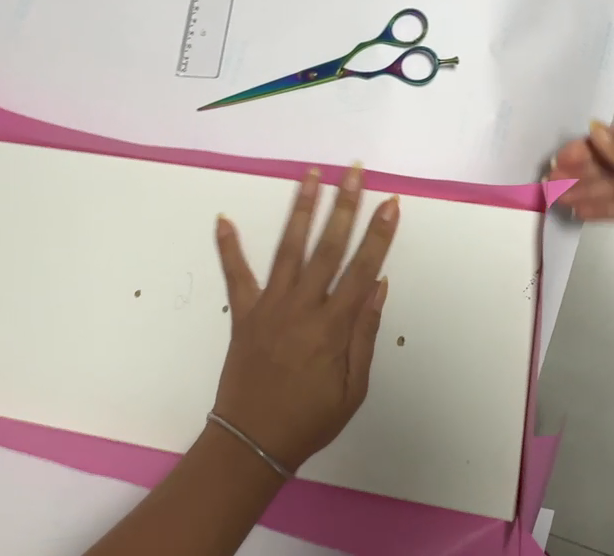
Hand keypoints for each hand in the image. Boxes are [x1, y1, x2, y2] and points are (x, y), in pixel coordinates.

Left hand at [211, 166, 395, 472]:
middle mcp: (303, 307)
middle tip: (355, 171)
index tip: (390, 203)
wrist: (251, 442)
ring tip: (311, 175)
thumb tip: (379, 285)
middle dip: (345, 205)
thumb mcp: (354, 389)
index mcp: (333, 327)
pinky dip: (229, 247)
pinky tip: (223, 219)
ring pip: (289, 248)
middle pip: (329, 247)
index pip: (363, 269)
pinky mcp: (244, 314)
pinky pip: (236, 275)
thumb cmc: (310, 419)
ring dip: (301, 209)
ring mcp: (270, 306)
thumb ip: (365, 334)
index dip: (379, 234)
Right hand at [548, 123, 613, 259]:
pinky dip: (599, 209)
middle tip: (548, 182)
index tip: (560, 159)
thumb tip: (594, 130)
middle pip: (609, 165)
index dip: (586, 149)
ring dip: (583, 191)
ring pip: (611, 187)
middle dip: (579, 172)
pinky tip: (577, 210)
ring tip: (554, 199)